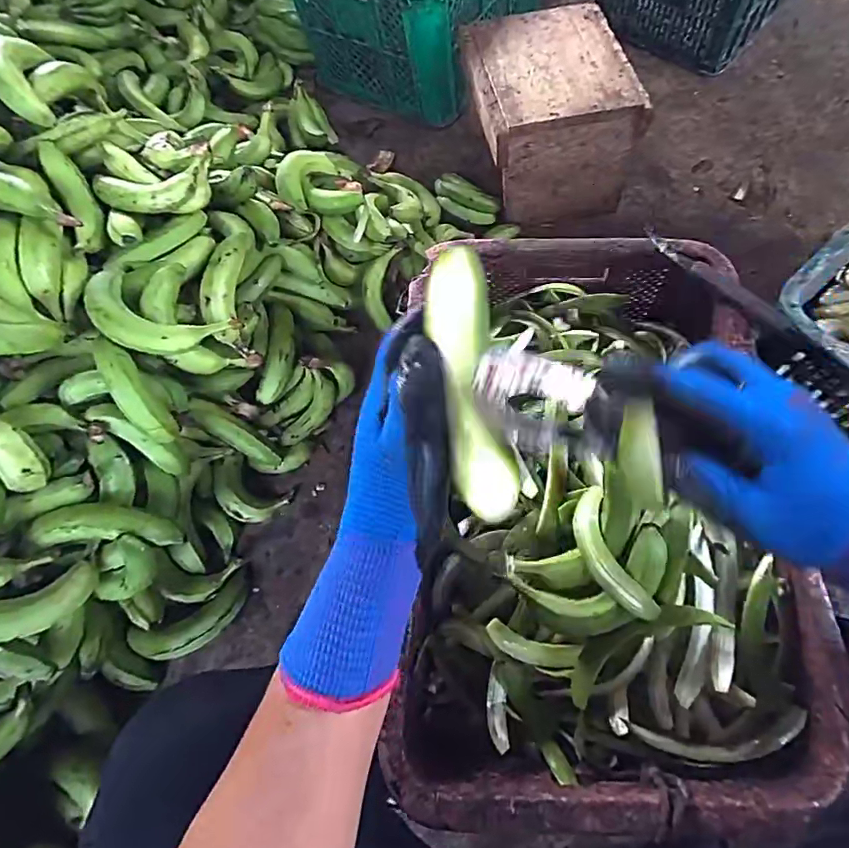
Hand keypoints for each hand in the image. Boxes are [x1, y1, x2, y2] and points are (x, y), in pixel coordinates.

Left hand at [277, 314, 442, 709]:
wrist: (384, 546)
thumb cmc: (389, 495)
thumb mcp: (399, 444)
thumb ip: (409, 399)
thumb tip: (421, 350)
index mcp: (378, 404)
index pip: (393, 350)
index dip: (413, 322)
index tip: (439, 301)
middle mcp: (385, 410)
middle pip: (406, 363)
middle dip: (430, 338)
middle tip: (463, 323)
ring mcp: (398, 430)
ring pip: (419, 385)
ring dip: (440, 364)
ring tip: (469, 350)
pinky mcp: (412, 448)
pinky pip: (430, 409)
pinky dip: (447, 394)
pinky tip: (468, 396)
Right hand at [640, 343, 848, 648]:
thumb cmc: (817, 529)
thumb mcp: (755, 516)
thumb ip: (707, 483)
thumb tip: (664, 458)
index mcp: (770, 423)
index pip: (698, 390)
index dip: (652, 381)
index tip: (615, 375)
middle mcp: (779, 397)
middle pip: (714, 359)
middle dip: (673, 369)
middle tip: (644, 394)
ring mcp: (789, 397)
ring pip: (729, 366)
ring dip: (693, 377)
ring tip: (667, 409)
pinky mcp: (792, 407)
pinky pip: (742, 382)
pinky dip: (712, 389)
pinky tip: (701, 422)